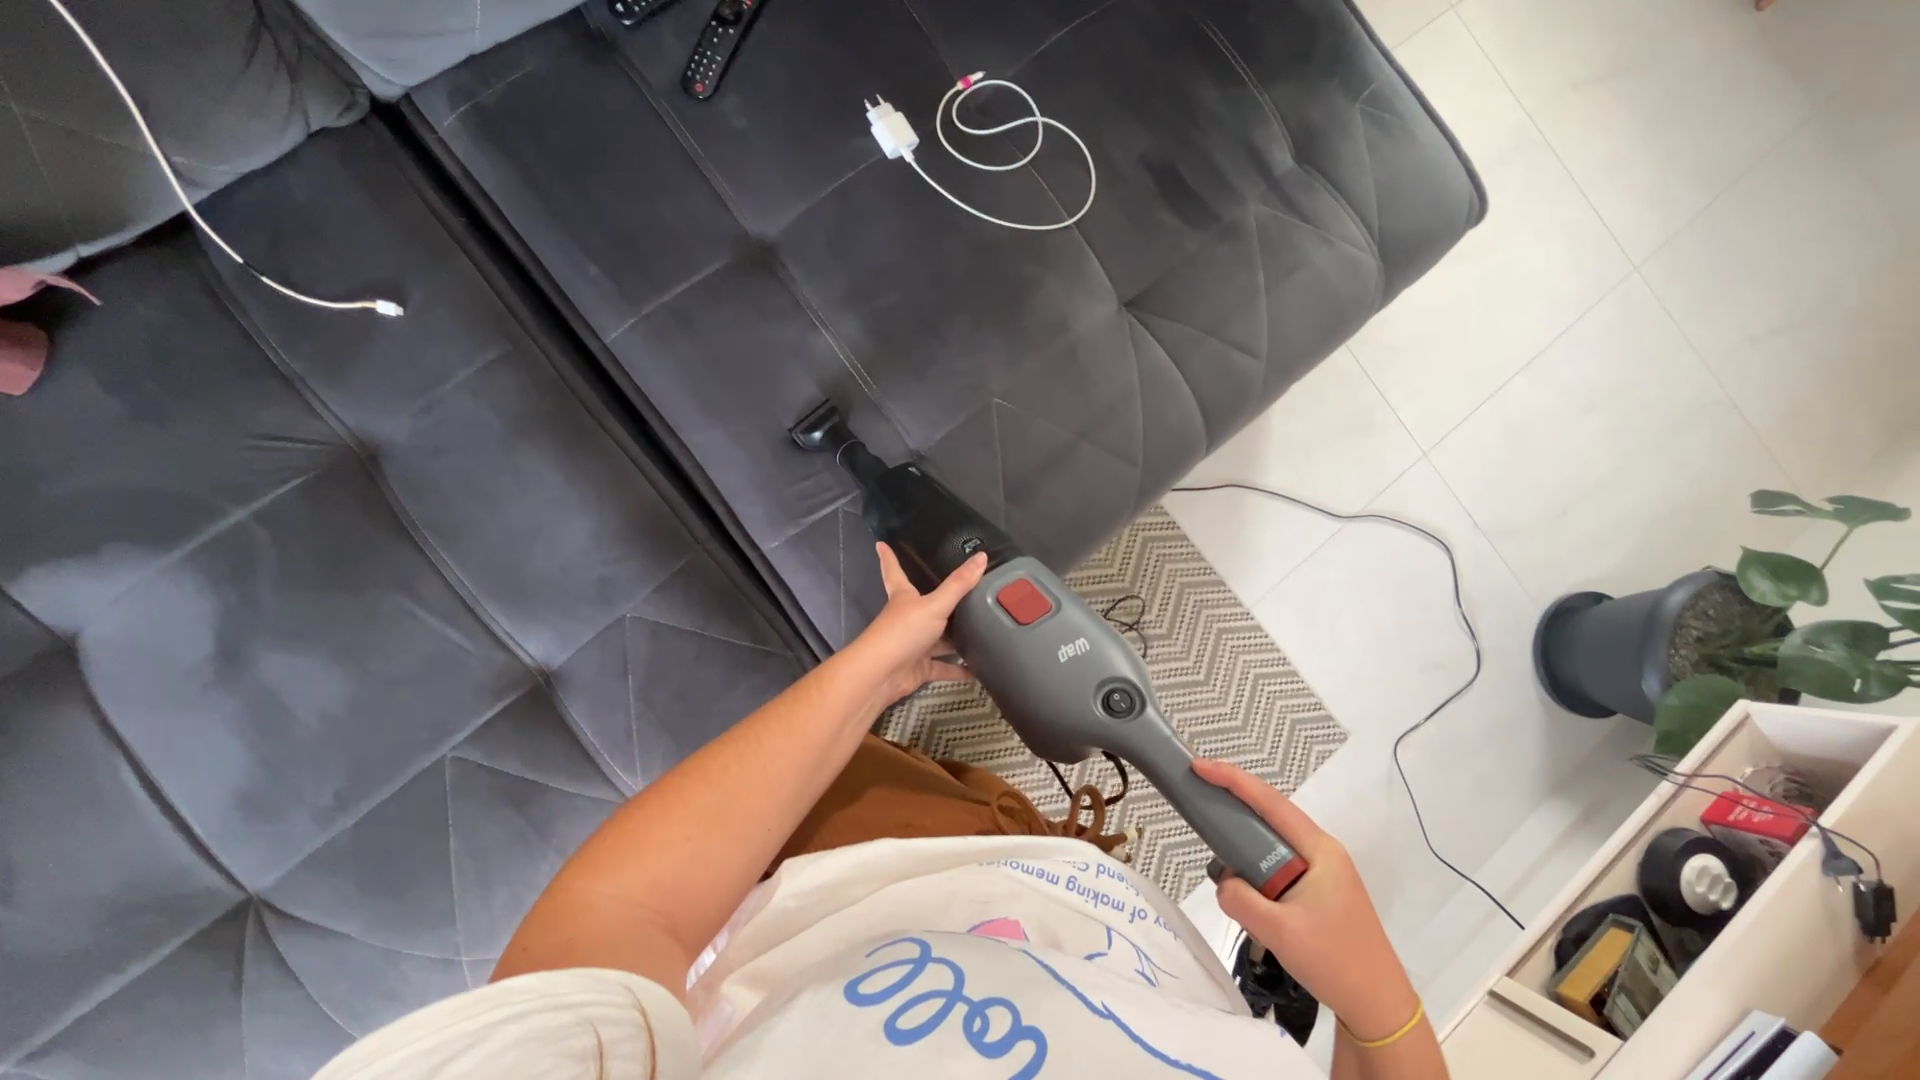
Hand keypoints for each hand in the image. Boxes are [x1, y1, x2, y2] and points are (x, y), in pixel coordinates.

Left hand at [841, 543, 988, 706]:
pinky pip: (943, 667)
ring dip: (955, 639)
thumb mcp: (934, 605)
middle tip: (963, 593)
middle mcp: (908, 619)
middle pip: (926, 607)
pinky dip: (959, 670)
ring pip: (938, 639)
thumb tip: (982, 556)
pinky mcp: (919, 667)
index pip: (894, 572)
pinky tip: (977, 670)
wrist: (881, 675)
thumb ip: (958, 585)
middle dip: (941, 602)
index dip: (889, 558)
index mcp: (905, 598)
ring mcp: (913, 644)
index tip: (880, 544)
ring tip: (981, 631)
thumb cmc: (902, 632)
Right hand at [1194, 757, 1421, 1041]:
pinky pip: (1279, 869)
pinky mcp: (1319, 895)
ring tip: (1217, 848)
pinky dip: (1256, 870)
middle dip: (1235, 807)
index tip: (1199, 766)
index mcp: (1320, 850)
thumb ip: (1240, 899)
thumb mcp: (1279, 931)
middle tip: (1200, 801)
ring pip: (1274, 846)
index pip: (1270, 802)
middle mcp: (1323, 854)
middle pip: (1272, 817)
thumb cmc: (1336, 962)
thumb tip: (1224, 883)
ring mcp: (1324, 875)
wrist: (1378, 1007)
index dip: (1233, 780)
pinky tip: (1243, 886)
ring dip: (1245, 845)